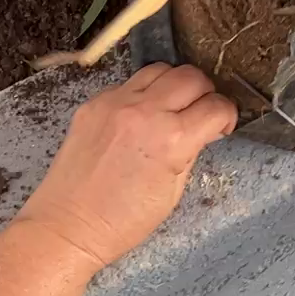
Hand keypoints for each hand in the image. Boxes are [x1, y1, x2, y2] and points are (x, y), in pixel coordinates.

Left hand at [13, 64, 236, 270]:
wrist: (69, 225)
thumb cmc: (122, 221)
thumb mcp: (173, 193)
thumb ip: (190, 152)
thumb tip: (201, 130)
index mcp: (171, 140)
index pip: (215, 106)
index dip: (226, 115)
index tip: (222, 126)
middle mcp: (144, 112)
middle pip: (191, 76)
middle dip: (205, 93)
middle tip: (200, 114)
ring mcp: (115, 103)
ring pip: (159, 70)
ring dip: (174, 85)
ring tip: (171, 109)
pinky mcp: (93, 104)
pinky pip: (128, 84)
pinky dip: (142, 94)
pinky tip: (139, 118)